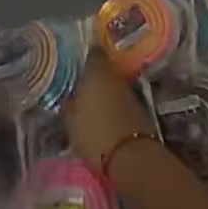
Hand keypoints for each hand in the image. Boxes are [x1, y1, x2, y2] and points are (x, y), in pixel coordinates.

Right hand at [62, 49, 155, 168]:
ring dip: (105, 90)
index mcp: (97, 72)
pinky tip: (105, 113)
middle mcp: (115, 75)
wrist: (131, 155)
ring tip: (92, 102)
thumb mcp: (71, 120)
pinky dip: (113, 102)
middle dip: (95, 75)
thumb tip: (70, 97)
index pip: (93, 53)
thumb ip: (69, 104)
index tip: (77, 62)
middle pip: (105, 68)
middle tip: (81, 85)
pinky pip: (121, 98)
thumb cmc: (94, 133)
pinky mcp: (138, 106)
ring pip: (113, 83)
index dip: (86, 55)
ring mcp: (129, 90)